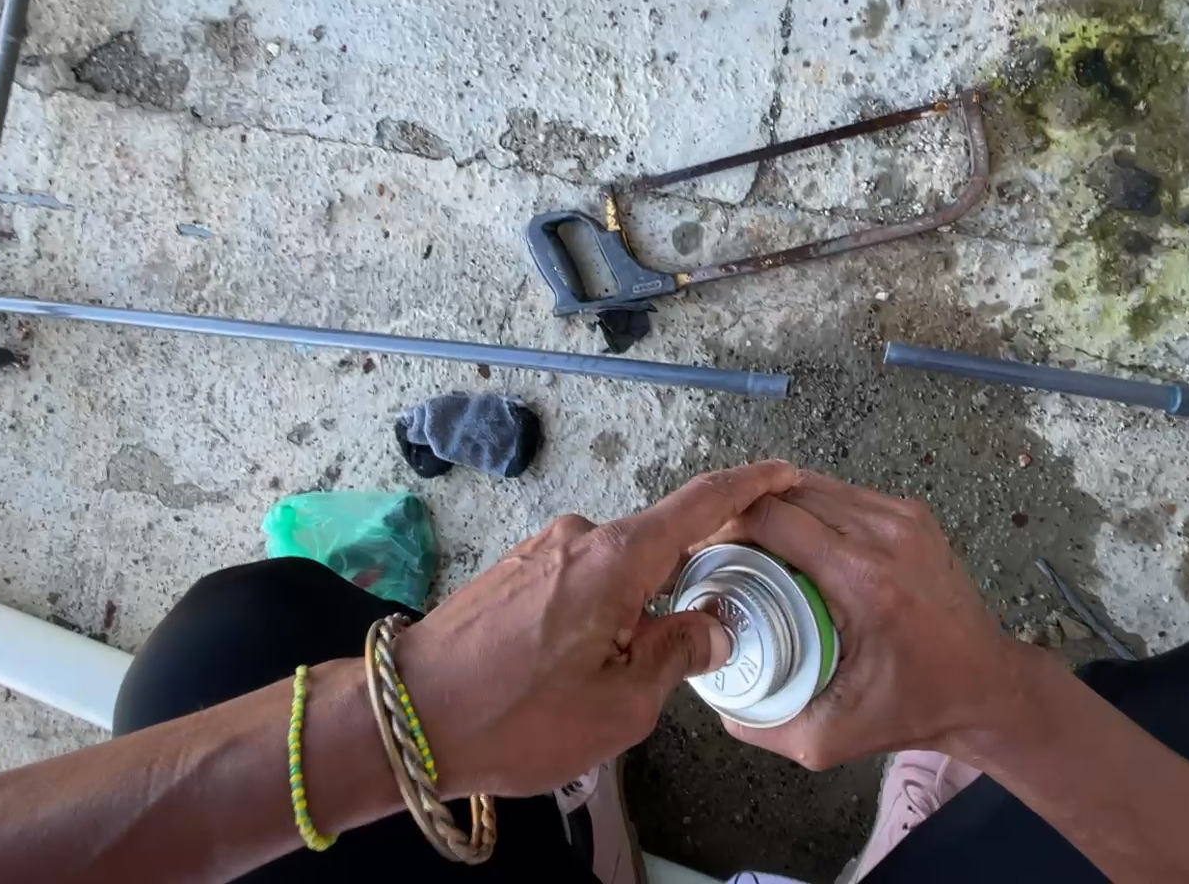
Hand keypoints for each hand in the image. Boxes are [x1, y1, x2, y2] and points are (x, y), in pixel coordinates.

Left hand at [392, 460, 798, 796]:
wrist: (404, 713)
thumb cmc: (516, 716)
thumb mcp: (618, 706)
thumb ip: (676, 653)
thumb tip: (711, 626)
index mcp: (618, 558)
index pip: (701, 503)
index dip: (750, 483)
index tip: (784, 472)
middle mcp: (584, 535)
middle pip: (659, 546)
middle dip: (678, 591)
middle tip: (675, 653)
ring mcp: (546, 545)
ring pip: (617, 570)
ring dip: (630, 612)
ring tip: (601, 678)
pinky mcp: (519, 563)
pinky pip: (581, 576)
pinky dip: (597, 609)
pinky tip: (569, 663)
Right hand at [709, 471, 1017, 768]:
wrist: (990, 687)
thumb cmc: (913, 708)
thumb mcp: (833, 736)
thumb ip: (765, 722)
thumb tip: (712, 693)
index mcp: (863, 579)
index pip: (774, 519)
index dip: (729, 525)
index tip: (706, 547)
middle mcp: (883, 534)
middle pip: (788, 493)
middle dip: (745, 511)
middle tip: (720, 544)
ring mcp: (901, 516)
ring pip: (812, 484)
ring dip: (774, 504)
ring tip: (749, 536)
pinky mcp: (910, 511)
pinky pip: (840, 492)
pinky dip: (808, 505)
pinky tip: (793, 533)